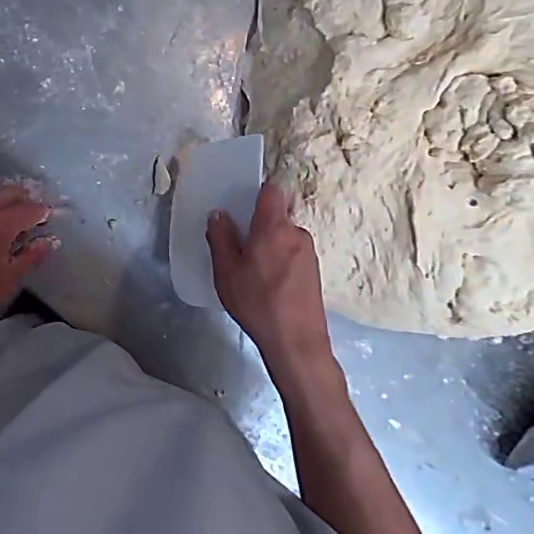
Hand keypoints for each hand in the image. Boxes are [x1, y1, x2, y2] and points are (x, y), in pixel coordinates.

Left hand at [0, 185, 55, 348]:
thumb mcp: (12, 278)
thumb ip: (33, 255)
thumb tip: (49, 240)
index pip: (28, 210)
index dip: (42, 211)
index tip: (51, 214)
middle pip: (6, 194)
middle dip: (23, 198)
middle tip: (35, 207)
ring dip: (2, 201)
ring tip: (13, 212)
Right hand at [208, 182, 333, 371]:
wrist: (297, 342)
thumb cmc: (258, 303)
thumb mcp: (226, 272)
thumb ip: (220, 238)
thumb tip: (219, 215)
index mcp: (274, 227)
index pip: (271, 190)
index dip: (256, 193)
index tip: (241, 208)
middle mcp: (296, 233)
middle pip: (276, 216)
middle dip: (258, 226)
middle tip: (239, 248)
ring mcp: (309, 252)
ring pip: (284, 236)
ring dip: (269, 246)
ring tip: (253, 272)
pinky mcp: (314, 271)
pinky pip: (292, 253)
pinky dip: (280, 260)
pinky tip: (268, 285)